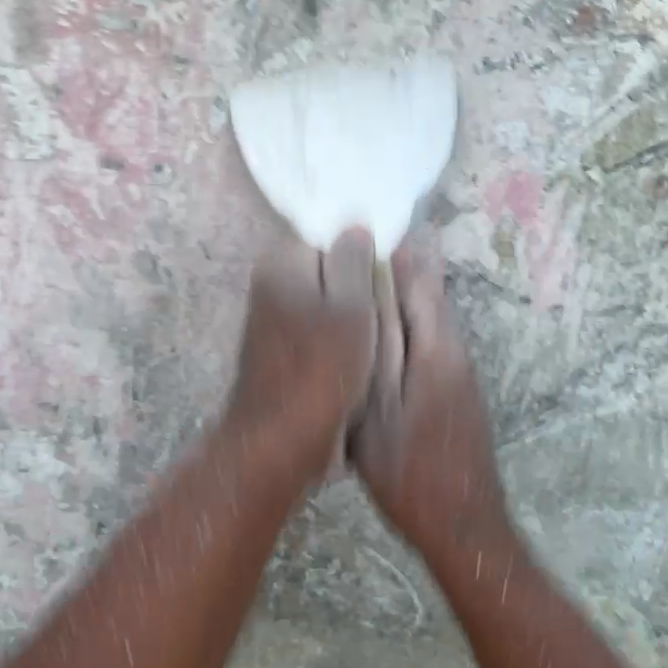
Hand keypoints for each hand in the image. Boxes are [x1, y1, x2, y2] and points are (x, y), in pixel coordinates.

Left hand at [224, 229, 379, 481]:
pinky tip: (367, 351)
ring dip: (355, 310)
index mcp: (283, 265)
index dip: (362, 244)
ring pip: (328, 300)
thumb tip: (356, 225)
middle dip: (361, 278)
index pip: (327, 233)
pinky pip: (322, 327)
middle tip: (396, 292)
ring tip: (386, 322)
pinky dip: (344, 335)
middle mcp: (272, 285)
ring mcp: (274, 320)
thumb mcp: (352, 309)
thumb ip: (354, 261)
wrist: (280, 442)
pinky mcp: (283, 351)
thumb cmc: (321, 371)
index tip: (393, 260)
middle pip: (328, 267)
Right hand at [352, 237, 510, 560]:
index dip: (399, 251)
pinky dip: (408, 330)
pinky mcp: (459, 394)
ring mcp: (461, 375)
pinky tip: (383, 339)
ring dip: (402, 300)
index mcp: (437, 349)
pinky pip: (431, 344)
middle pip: (428, 297)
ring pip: (429, 321)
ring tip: (364, 287)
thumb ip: (378, 349)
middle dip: (400, 270)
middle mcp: (456, 352)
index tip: (373, 227)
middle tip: (361, 252)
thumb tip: (371, 294)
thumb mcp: (378, 411)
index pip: (420, 281)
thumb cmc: (410, 473)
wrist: (463, 526)